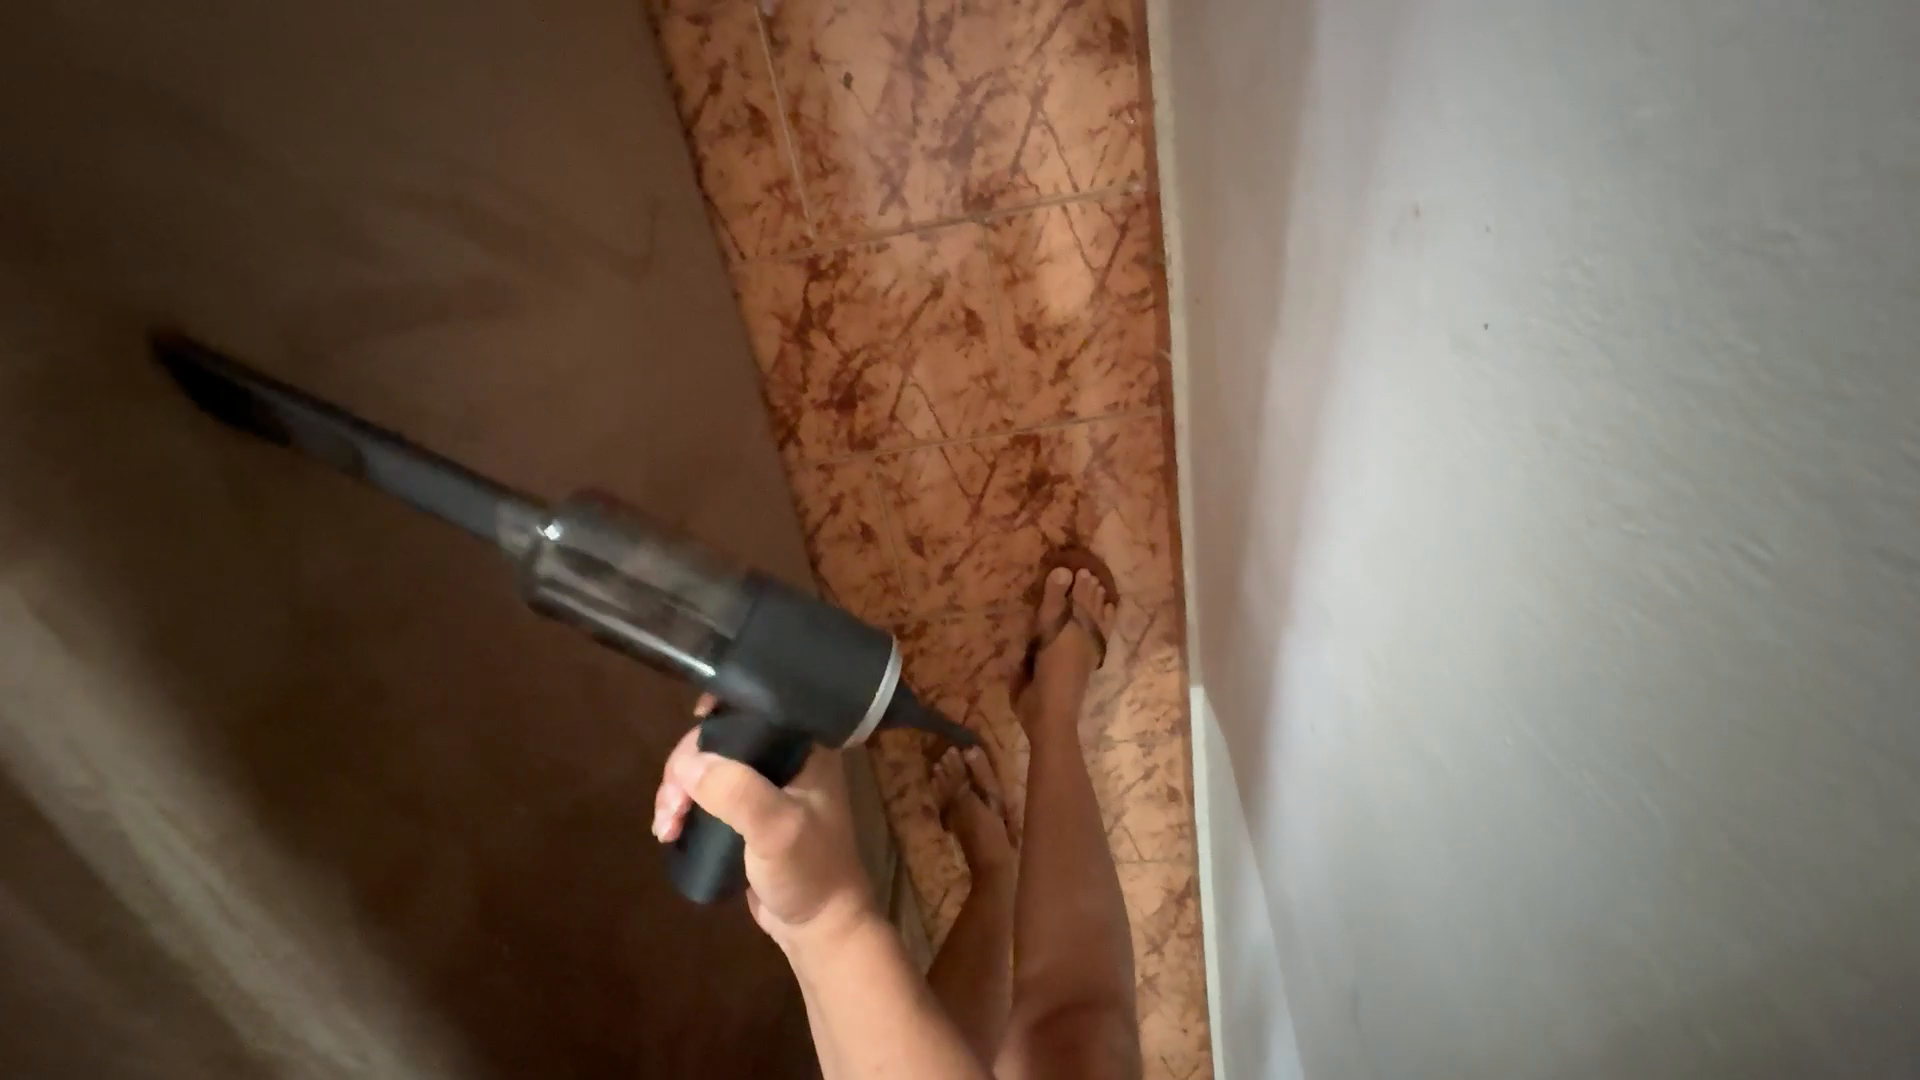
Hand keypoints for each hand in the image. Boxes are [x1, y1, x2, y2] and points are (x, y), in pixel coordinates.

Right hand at [653, 695, 876, 951]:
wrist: (818, 925)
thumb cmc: (809, 869)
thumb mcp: (777, 828)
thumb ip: (736, 791)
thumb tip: (687, 763)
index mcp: (805, 745)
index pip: (756, 706)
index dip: (718, 712)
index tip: (688, 732)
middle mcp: (787, 756)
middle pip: (723, 739)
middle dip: (687, 767)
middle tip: (671, 806)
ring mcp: (768, 784)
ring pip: (711, 767)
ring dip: (680, 789)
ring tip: (666, 826)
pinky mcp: (750, 811)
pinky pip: (710, 794)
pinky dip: (686, 805)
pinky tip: (670, 828)